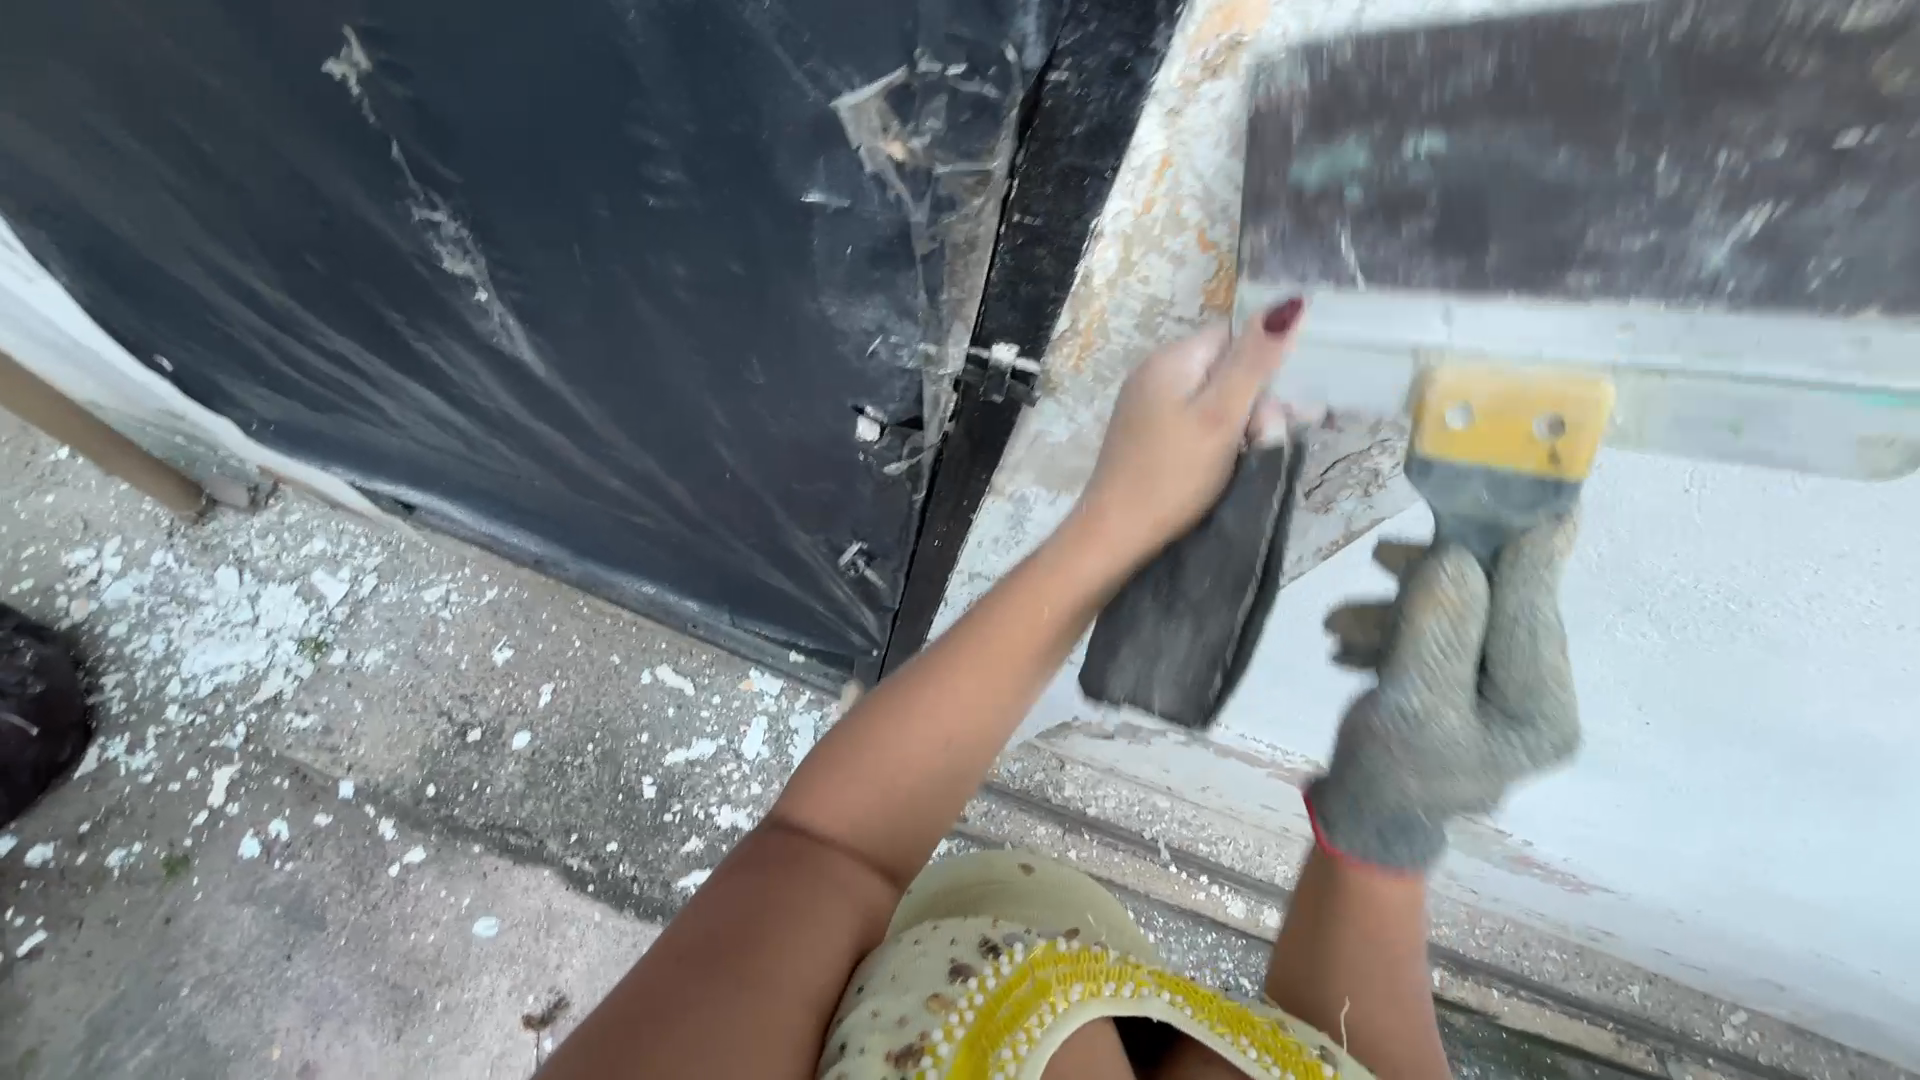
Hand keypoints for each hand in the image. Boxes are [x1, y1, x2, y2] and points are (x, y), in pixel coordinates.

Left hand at [1073, 301, 1302, 569]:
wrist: (1116, 533)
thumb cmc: (1172, 475)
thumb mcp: (1221, 415)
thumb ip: (1254, 361)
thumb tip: (1290, 303)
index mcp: (1170, 359)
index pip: (1234, 336)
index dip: (1265, 363)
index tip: (1282, 404)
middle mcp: (1153, 374)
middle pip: (1224, 368)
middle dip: (1254, 399)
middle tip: (1265, 438)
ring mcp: (1146, 407)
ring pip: (1212, 399)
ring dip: (1239, 423)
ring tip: (1248, 454)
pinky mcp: (1146, 437)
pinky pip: (1193, 423)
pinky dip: (1216, 438)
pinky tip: (1225, 464)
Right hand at [1307, 519, 1580, 872]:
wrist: (1361, 817)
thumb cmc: (1388, 772)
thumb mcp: (1410, 706)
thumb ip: (1437, 634)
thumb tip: (1457, 559)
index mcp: (1540, 709)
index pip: (1532, 615)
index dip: (1524, 554)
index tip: (1537, 498)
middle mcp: (1532, 696)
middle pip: (1492, 610)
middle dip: (1431, 584)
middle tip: (1380, 556)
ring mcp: (1497, 692)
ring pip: (1455, 620)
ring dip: (1394, 613)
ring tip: (1338, 624)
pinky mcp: (1462, 687)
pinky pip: (1434, 638)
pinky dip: (1390, 633)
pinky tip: (1350, 647)